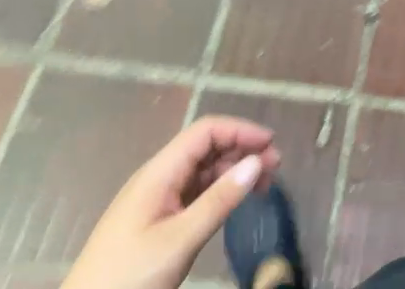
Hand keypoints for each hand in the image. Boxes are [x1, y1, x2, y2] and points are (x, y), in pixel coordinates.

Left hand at [62, 116, 281, 288]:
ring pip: (201, 170)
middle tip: (275, 168)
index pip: (204, 132)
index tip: (271, 144)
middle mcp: (158, 177)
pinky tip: (235, 202)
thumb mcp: (179, 240)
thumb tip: (257, 162)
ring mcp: (156, 199)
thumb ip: (219, 200)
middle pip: (205, 148)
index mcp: (159, 172)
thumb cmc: (129, 277)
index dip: (239, 130)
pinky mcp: (157, 220)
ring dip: (233, 171)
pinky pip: (194, 192)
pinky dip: (219, 191)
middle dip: (241, 149)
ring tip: (263, 185)